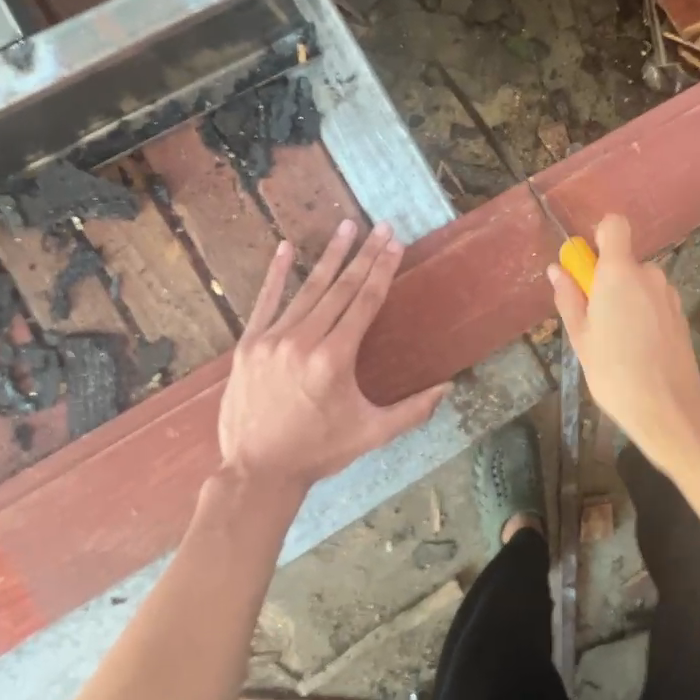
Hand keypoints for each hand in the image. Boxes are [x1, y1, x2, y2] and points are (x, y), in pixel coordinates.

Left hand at [217, 220, 449, 488]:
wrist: (256, 472)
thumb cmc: (319, 452)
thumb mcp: (372, 433)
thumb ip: (413, 410)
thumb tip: (449, 387)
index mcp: (334, 360)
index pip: (364, 302)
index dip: (382, 270)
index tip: (395, 243)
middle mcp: (303, 342)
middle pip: (340, 288)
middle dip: (364, 255)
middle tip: (380, 226)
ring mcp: (272, 341)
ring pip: (307, 290)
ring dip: (330, 256)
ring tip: (347, 227)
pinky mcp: (249, 346)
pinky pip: (265, 302)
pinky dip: (276, 274)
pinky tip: (286, 247)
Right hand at [549, 215, 699, 463]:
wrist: (668, 407)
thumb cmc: (614, 372)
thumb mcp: (581, 338)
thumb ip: (569, 298)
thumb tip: (557, 270)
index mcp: (619, 273)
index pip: (614, 225)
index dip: (600, 235)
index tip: (589, 263)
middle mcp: (648, 274)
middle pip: (625, 261)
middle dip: (609, 281)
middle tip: (595, 320)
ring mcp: (669, 294)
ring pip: (641, 284)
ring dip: (627, 300)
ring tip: (617, 341)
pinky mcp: (681, 314)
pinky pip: (655, 301)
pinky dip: (644, 314)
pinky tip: (639, 349)